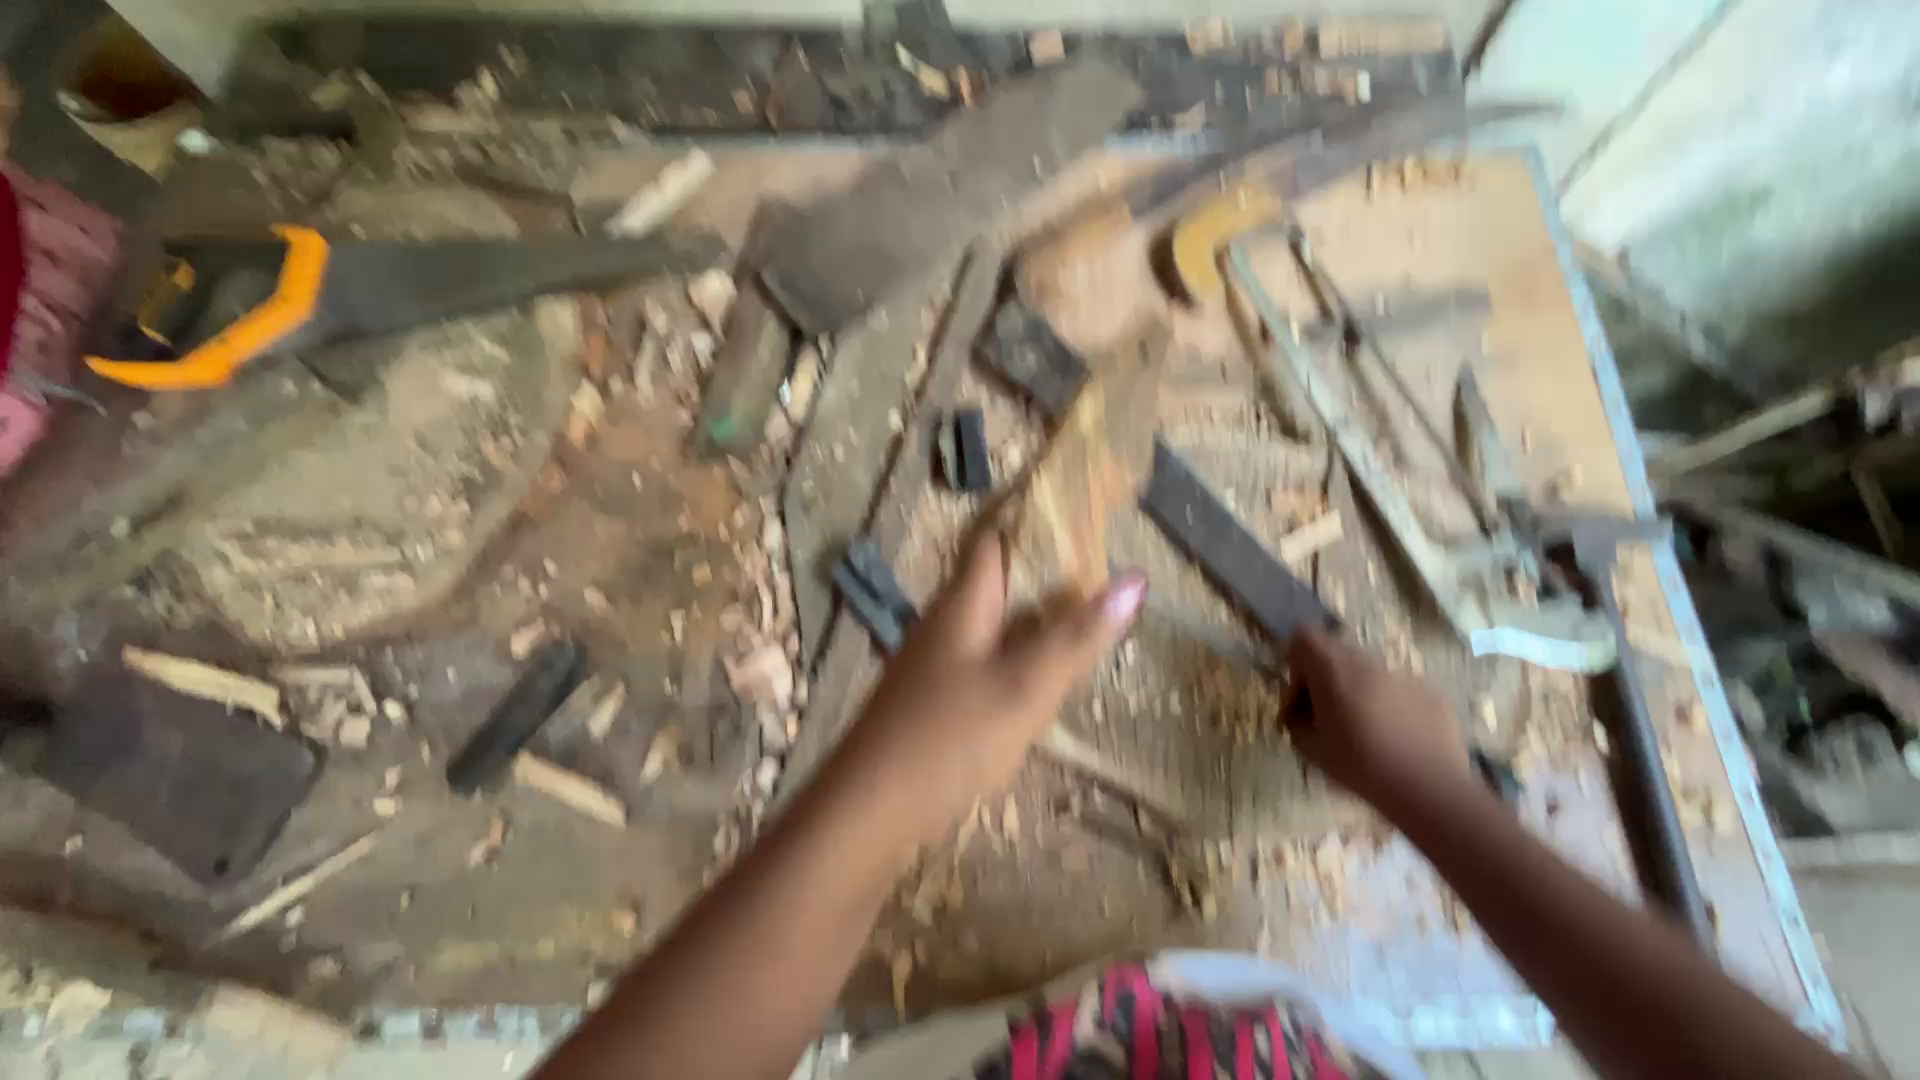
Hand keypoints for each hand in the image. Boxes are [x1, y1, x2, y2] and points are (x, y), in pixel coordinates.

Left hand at [834, 532, 1145, 841]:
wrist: (870, 808)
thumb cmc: (951, 737)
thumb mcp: (1026, 686)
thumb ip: (1077, 636)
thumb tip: (1136, 579)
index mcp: (963, 603)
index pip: (995, 539)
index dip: (1034, 520)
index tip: (1084, 516)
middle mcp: (945, 623)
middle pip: (997, 581)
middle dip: (1046, 574)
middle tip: (1105, 575)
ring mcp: (935, 662)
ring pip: (992, 624)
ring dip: (1035, 619)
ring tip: (1086, 620)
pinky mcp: (934, 699)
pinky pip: (984, 660)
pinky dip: (1018, 657)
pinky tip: (1042, 679)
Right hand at [1284, 626, 1479, 820]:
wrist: (1429, 789)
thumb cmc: (1359, 766)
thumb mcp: (1308, 747)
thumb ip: (1296, 719)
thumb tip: (1300, 711)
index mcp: (1333, 670)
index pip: (1305, 636)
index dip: (1297, 659)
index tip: (1302, 693)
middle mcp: (1369, 663)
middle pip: (1338, 655)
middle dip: (1329, 679)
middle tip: (1330, 717)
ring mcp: (1405, 675)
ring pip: (1371, 674)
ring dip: (1361, 693)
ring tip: (1368, 733)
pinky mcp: (1432, 693)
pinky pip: (1400, 691)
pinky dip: (1392, 708)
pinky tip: (1398, 741)